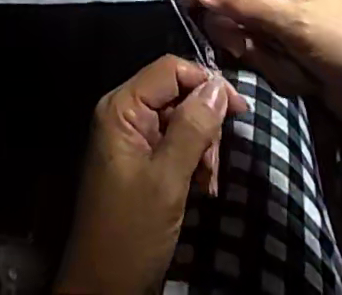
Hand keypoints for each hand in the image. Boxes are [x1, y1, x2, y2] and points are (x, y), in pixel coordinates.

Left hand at [56, 55, 246, 293]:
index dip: (206, 82)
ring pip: (182, 117)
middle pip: (178, 92)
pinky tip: (200, 187)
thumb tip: (220, 85)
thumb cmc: (130, 234)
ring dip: (202, 147)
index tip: (239, 108)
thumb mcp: (167, 179)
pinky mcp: (142, 159)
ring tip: (205, 182)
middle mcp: (124, 114)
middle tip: (212, 164)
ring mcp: (132, 137)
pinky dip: (194, 160)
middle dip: (204, 124)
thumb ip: (193, 128)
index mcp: (120, 108)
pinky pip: (176, 141)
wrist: (102, 292)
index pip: (170, 69)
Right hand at [181, 0, 341, 149]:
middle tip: (265, 44)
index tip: (179, 0)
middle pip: (229, 6)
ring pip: (243, 41)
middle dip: (243, 33)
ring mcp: (284, 30)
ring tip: (301, 66)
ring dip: (267, 59)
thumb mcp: (295, 21)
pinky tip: (309, 81)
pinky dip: (281, 77)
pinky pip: (262, 65)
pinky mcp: (291, 60)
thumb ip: (241, 1)